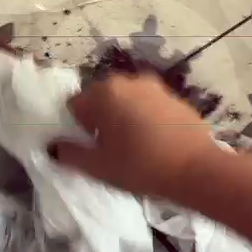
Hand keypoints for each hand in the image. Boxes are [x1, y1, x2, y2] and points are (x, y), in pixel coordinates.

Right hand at [50, 71, 219, 199]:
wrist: (197, 170)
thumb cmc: (139, 166)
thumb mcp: (97, 166)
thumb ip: (69, 154)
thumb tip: (54, 147)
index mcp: (103, 93)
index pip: (74, 105)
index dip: (77, 128)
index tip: (89, 147)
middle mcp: (127, 81)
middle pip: (101, 99)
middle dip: (100, 119)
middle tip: (108, 148)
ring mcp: (154, 87)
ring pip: (126, 101)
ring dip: (122, 118)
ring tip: (131, 146)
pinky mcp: (175, 98)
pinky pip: (148, 106)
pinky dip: (145, 119)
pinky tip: (153, 143)